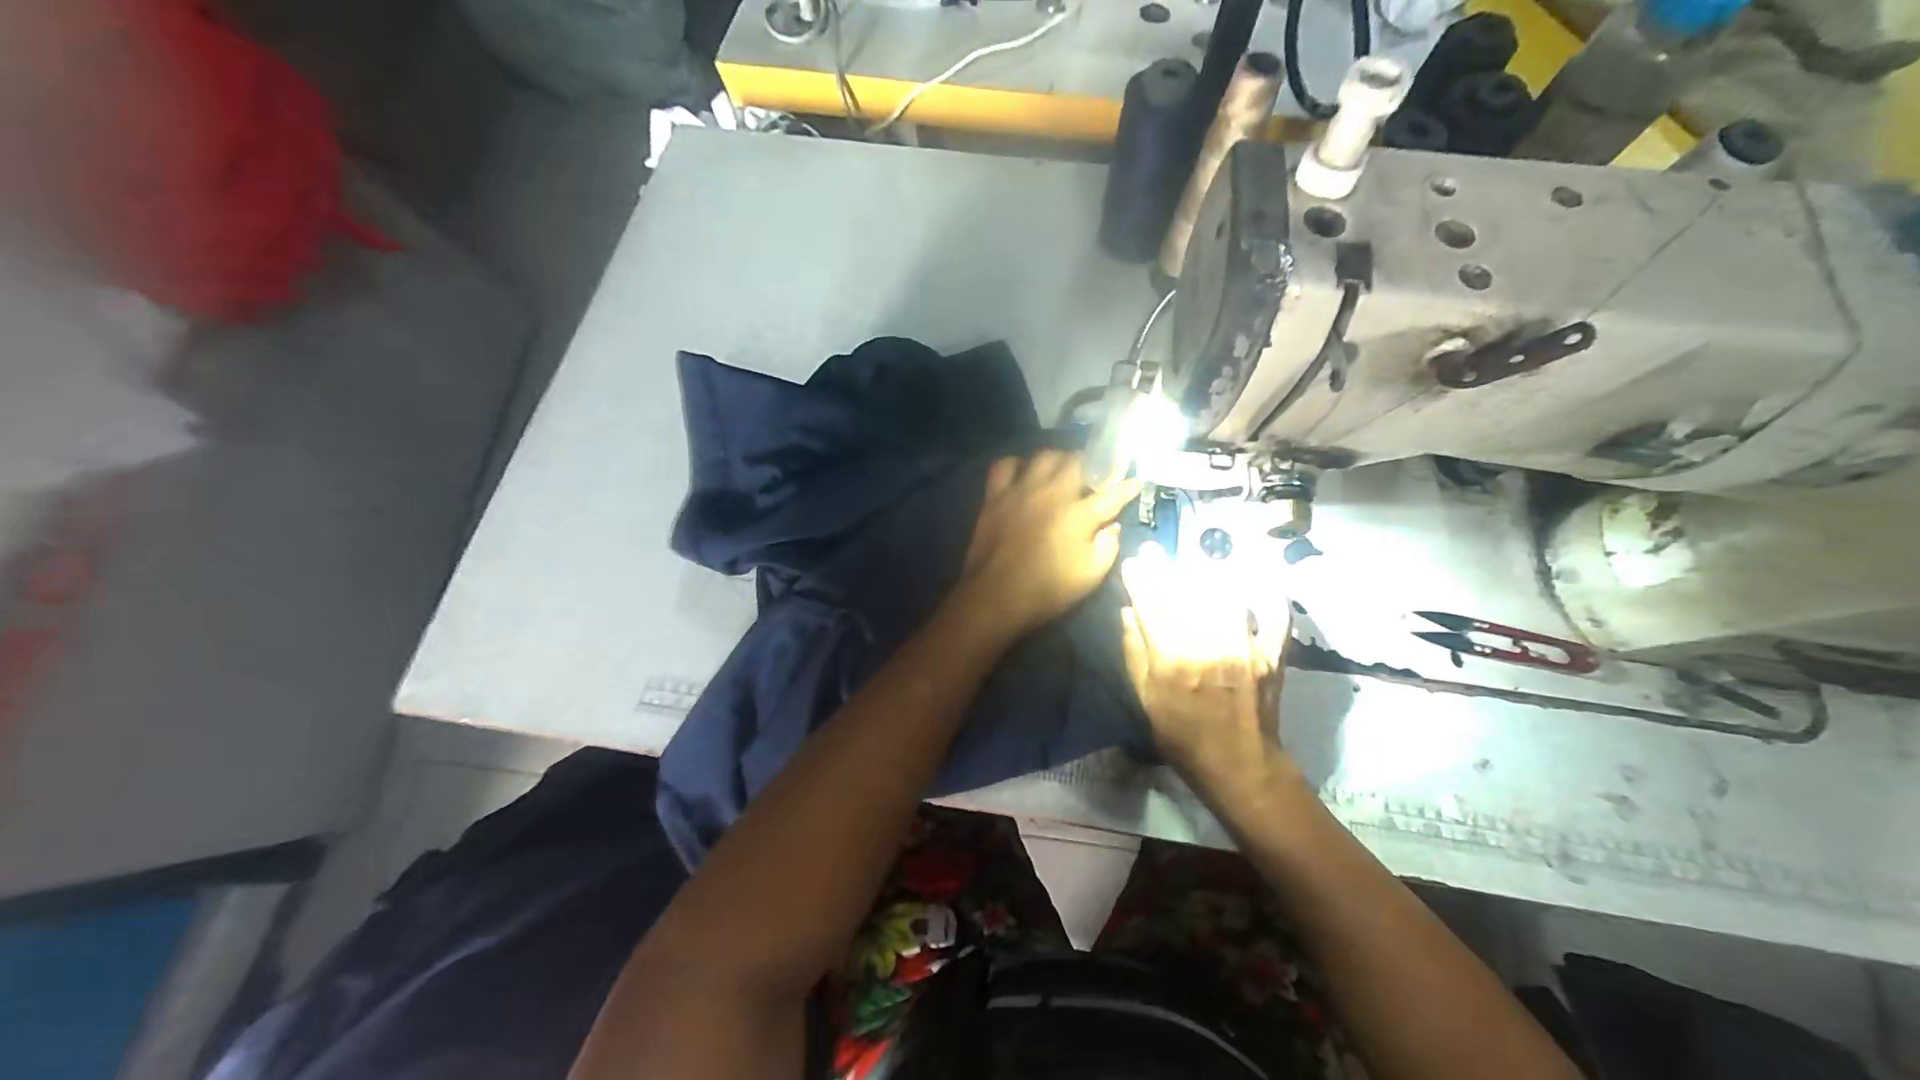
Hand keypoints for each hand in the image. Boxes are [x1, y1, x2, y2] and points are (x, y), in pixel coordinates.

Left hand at [953, 450, 1141, 639]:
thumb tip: (1114, 526)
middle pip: (1077, 462)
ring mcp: (1021, 491)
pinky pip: (1004, 466)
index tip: (1136, 482)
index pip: (1111, 494)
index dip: (1127, 487)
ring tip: (1061, 469)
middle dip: (1091, 464)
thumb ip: (1108, 547)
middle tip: (1095, 473)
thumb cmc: (1048, 590)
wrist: (996, 597)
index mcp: (1079, 514)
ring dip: (1057, 459)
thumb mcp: (1090, 576)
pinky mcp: (996, 497)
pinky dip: (1016, 465)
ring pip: (1044, 457)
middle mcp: (1052, 494)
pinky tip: (1021, 474)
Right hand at [1120, 543, 1289, 794]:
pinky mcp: (1272, 655)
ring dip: (1207, 575)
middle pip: (1186, 594)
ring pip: (1225, 596)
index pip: (1152, 605)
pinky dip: (1267, 596)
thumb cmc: (1184, 738)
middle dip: (1166, 569)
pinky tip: (1258, 581)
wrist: (1240, 767)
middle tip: (1155, 553)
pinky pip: (1273, 616)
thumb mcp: (1146, 701)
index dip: (1140, 579)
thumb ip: (1135, 654)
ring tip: (1195, 564)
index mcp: (1173, 660)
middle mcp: (1209, 646)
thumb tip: (1128, 613)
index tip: (1133, 562)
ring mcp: (1245, 648)